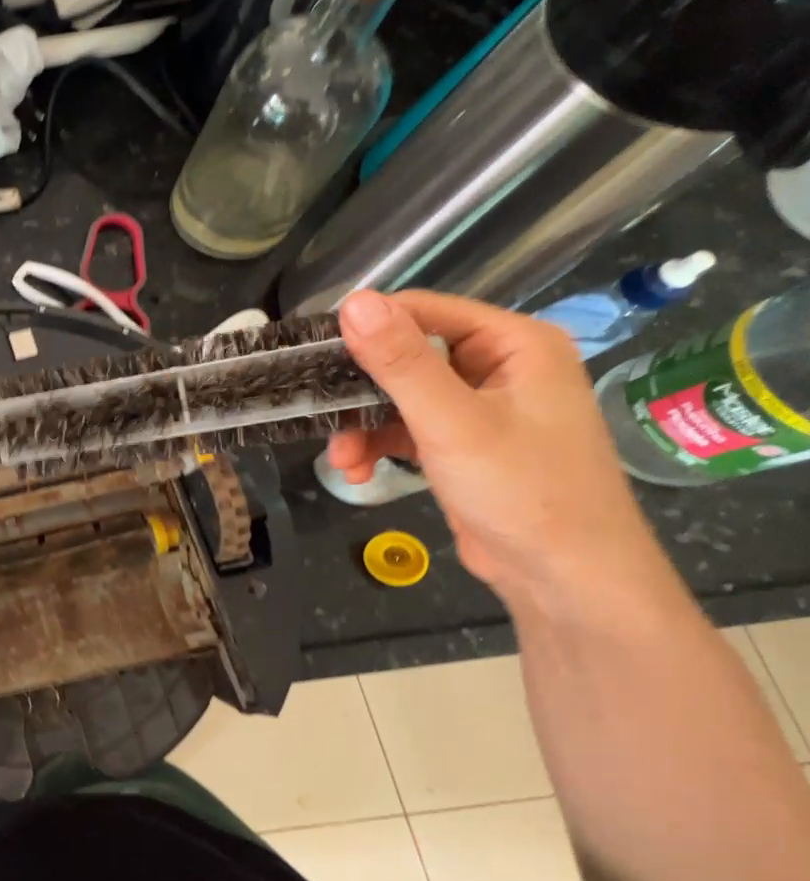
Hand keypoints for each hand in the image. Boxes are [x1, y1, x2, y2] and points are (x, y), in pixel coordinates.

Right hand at [326, 290, 664, 597]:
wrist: (567, 579)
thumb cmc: (523, 490)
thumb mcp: (452, 422)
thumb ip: (401, 361)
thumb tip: (353, 301)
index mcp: (515, 345)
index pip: (424, 311)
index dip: (367, 328)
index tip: (312, 355)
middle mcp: (500, 367)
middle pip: (406, 356)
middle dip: (358, 392)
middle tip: (318, 413)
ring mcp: (481, 408)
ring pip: (399, 398)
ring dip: (362, 427)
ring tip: (341, 459)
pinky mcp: (463, 444)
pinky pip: (407, 430)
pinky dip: (378, 448)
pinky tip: (356, 472)